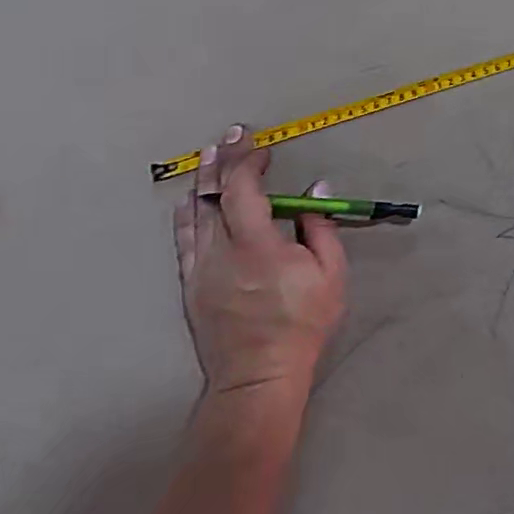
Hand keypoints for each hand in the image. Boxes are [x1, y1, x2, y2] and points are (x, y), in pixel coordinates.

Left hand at [172, 125, 347, 397]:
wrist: (258, 378)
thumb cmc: (302, 324)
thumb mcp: (330, 274)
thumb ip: (321, 227)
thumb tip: (316, 189)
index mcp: (257, 244)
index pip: (244, 189)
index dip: (249, 163)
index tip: (263, 149)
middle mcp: (221, 250)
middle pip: (216, 194)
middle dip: (224, 159)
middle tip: (230, 134)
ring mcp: (200, 268)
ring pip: (195, 214)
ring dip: (204, 180)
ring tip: (208, 155)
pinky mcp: (190, 285)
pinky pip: (183, 241)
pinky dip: (186, 215)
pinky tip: (187, 202)